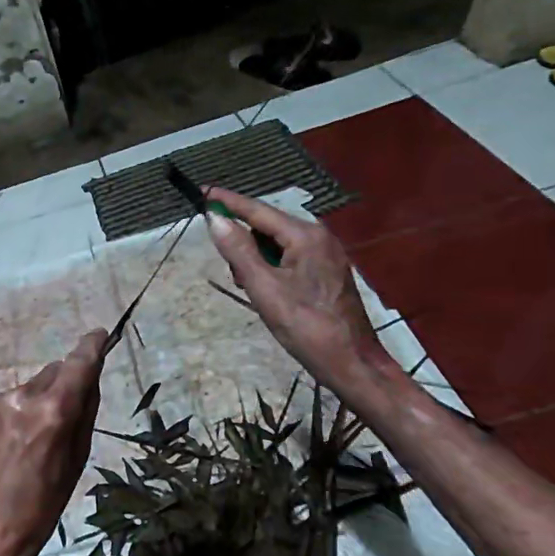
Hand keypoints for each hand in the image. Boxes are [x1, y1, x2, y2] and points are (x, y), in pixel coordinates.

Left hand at [0, 330, 106, 555]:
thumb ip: (84, 413)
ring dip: (51, 395)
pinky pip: (23, 395)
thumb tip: (89, 381)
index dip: (91, 346)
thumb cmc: (43, 504)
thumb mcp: (77, 460)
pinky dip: (33, 405)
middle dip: (71, 381)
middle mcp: (25, 396)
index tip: (101, 334)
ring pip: (40, 382)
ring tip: (49, 435)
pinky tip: (29, 437)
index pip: (77, 364)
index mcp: (52, 412)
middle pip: (58, 370)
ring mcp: (3, 400)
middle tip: (77, 413)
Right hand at [204, 187, 386, 392]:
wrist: (352, 363)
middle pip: (268, 226)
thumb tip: (215, 219)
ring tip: (251, 290)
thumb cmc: (306, 326)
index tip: (202, 192)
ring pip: (278, 245)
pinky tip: (267, 293)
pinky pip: (290, 259)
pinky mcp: (328, 273)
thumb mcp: (265, 289)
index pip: (258, 210)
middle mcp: (319, 237)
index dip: (228, 202)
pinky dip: (272, 269)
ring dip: (256, 260)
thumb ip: (239, 252)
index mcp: (306, 236)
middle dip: (243, 242)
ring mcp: (326, 255)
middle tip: (233, 273)